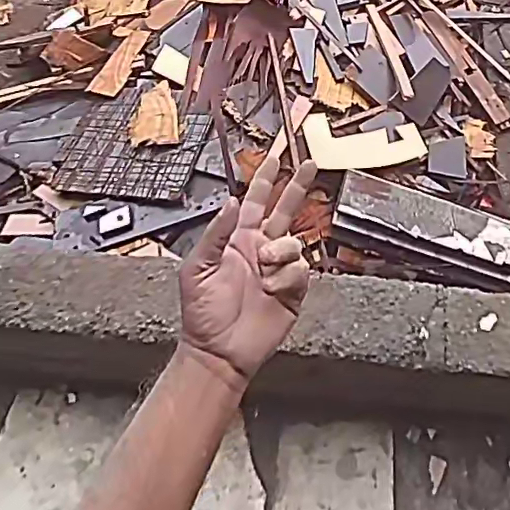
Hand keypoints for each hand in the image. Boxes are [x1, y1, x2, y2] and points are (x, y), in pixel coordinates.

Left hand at [178, 155, 316, 383]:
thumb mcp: (198, 267)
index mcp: (238, 238)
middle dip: (297, 186)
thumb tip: (231, 201)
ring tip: (264, 269)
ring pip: (293, 242)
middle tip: (311, 164)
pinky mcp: (293, 290)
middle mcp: (262, 248)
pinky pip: (300, 270)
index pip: (254, 201)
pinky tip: (271, 289)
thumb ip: (217, 233)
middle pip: (285, 210)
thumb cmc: (202, 311)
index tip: (275, 158)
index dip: (265, 179)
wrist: (218, 351)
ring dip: (279, 251)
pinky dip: (285, 277)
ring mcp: (279, 268)